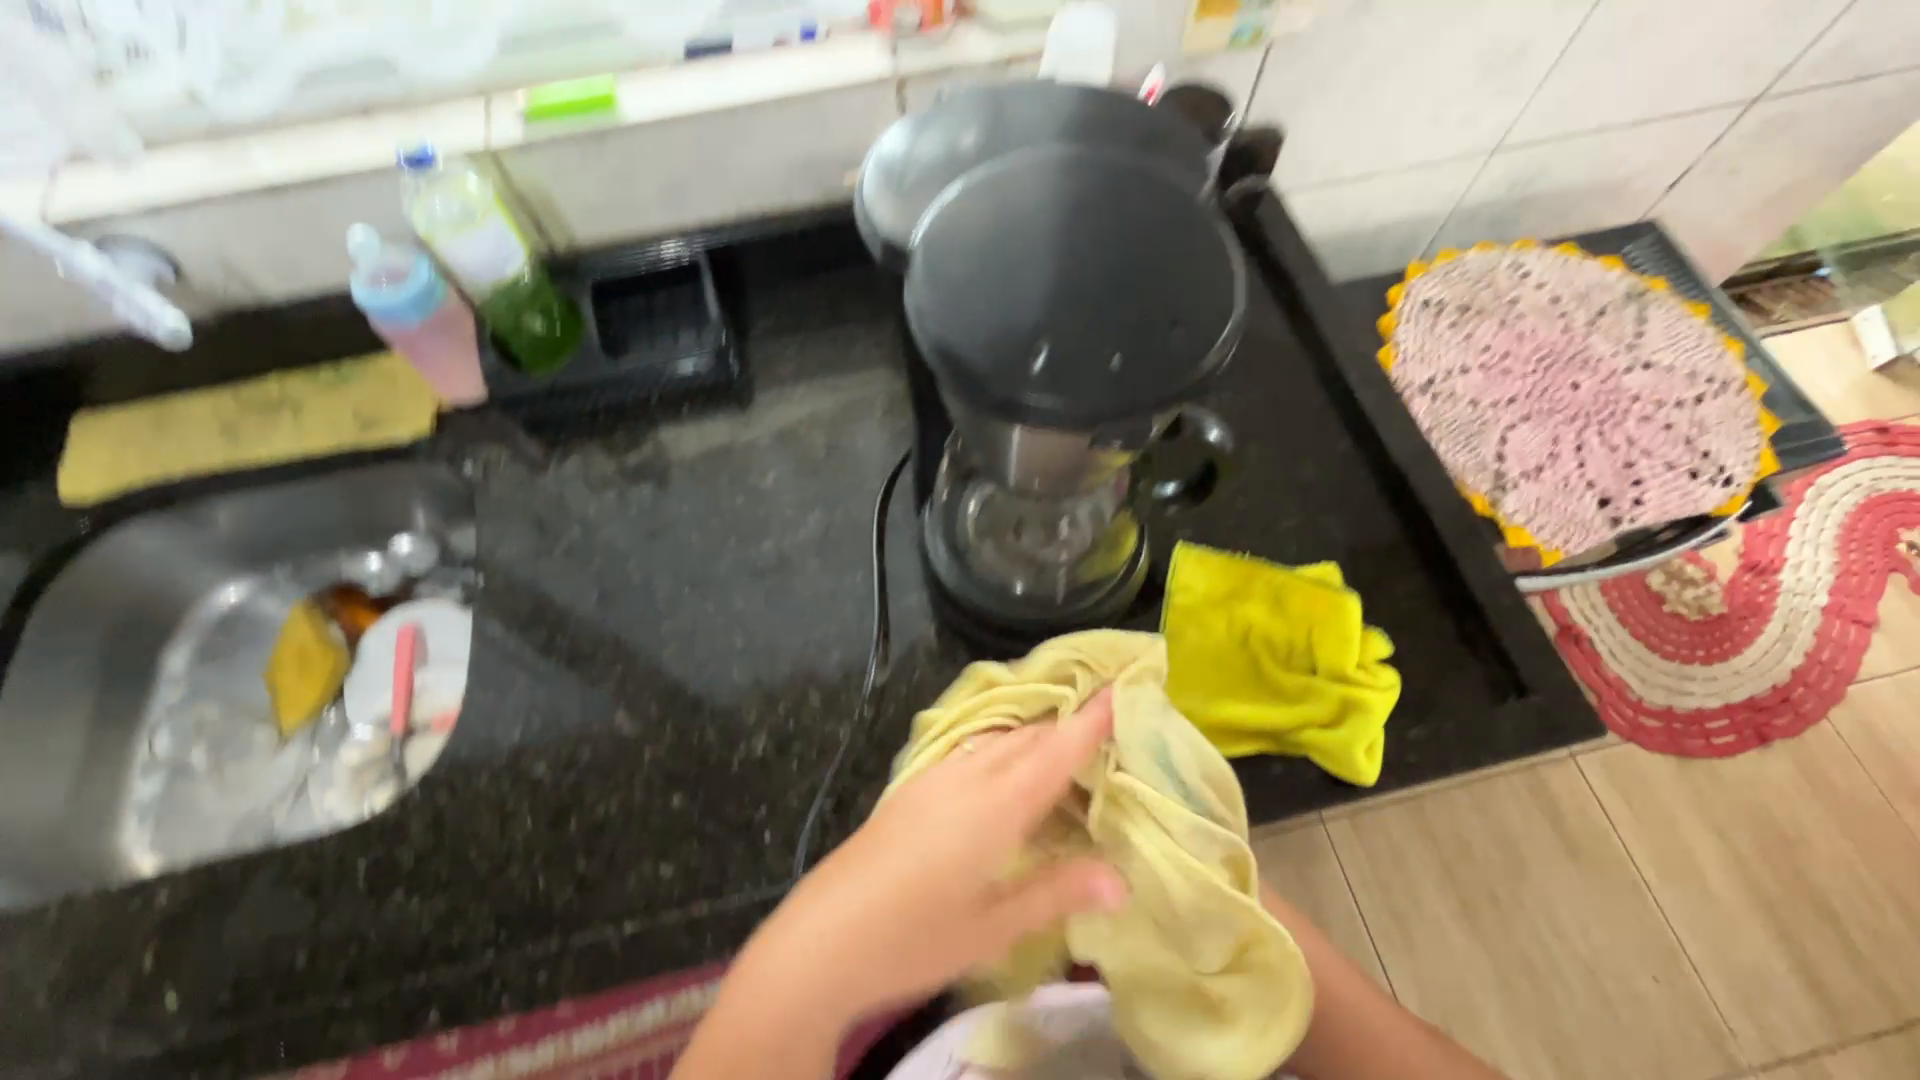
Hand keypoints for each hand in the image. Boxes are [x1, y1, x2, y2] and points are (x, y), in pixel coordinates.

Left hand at [740, 688, 1129, 1020]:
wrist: (820, 940)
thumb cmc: (914, 937)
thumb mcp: (994, 925)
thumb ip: (1057, 892)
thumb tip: (1122, 879)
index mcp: (995, 806)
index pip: (1054, 751)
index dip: (1091, 720)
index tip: (1120, 687)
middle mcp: (966, 779)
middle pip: (1026, 739)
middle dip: (1066, 726)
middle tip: (1106, 724)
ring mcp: (932, 781)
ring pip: (995, 743)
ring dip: (1032, 738)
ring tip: (1063, 748)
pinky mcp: (910, 793)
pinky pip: (969, 754)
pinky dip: (1000, 751)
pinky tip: (1001, 774)